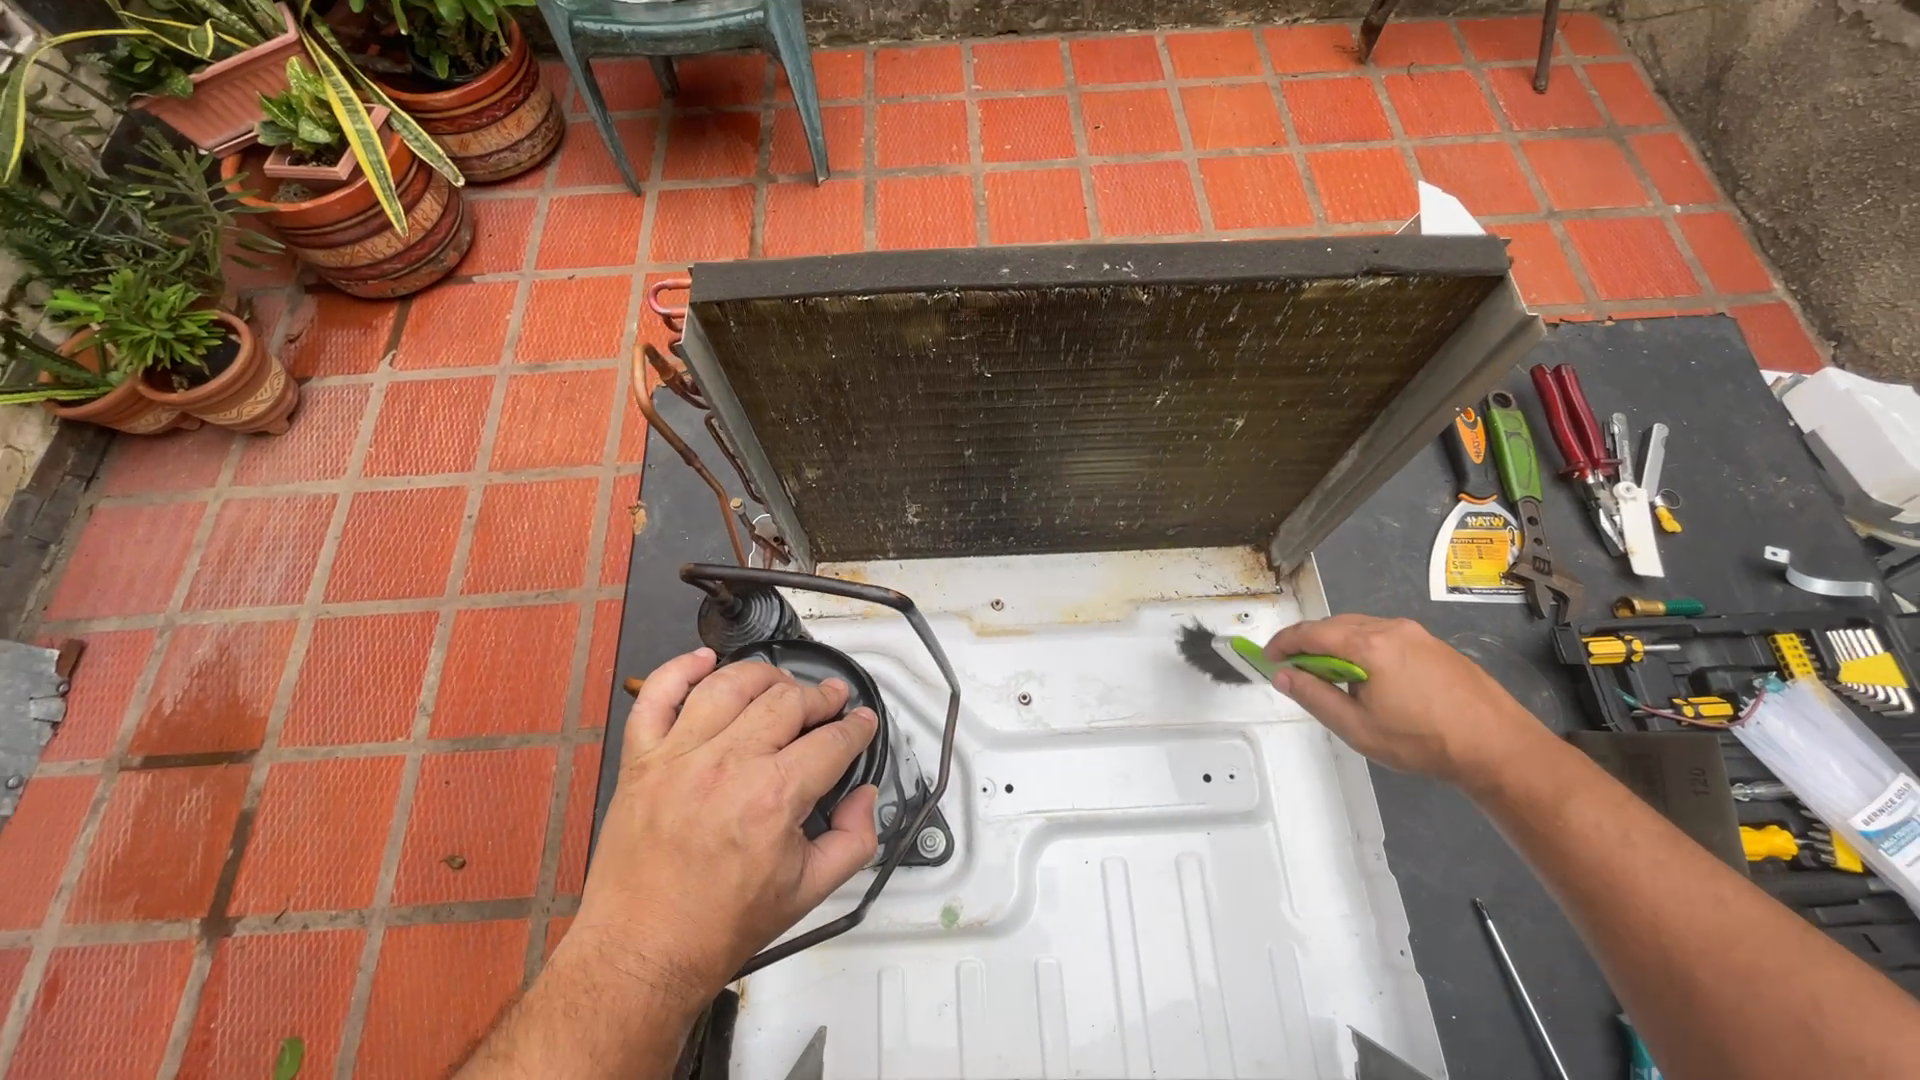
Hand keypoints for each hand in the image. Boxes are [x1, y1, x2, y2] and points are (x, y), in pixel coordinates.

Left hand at [571, 649, 879, 1005]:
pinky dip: (679, 669)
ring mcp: (678, 758)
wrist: (643, 952)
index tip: (860, 725)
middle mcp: (725, 768)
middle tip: (831, 701)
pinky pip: (656, 696)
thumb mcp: (809, 893)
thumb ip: (854, 840)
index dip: (857, 728)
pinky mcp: (641, 761)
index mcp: (771, 799)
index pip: (831, 742)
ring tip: (783, 683)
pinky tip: (702, 661)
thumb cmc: (715, 928)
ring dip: (766, 674)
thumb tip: (864, 799)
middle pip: (788, 701)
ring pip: (731, 684)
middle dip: (821, 696)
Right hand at [1263, 615, 1550, 788]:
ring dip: (1338, 647)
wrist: (1499, 747)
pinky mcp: (1436, 646)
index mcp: (1368, 644)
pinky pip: (1386, 637)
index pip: (1311, 632)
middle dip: (1310, 644)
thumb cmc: (1421, 741)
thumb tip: (1282, 675)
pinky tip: (1373, 681)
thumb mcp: (1357, 727)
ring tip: (1335, 680)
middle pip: (1336, 625)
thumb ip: (1314, 696)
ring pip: (1362, 629)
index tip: (1269, 659)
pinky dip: (1365, 650)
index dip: (1284, 643)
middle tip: (1297, 672)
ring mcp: (1418, 634)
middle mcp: (1391, 628)